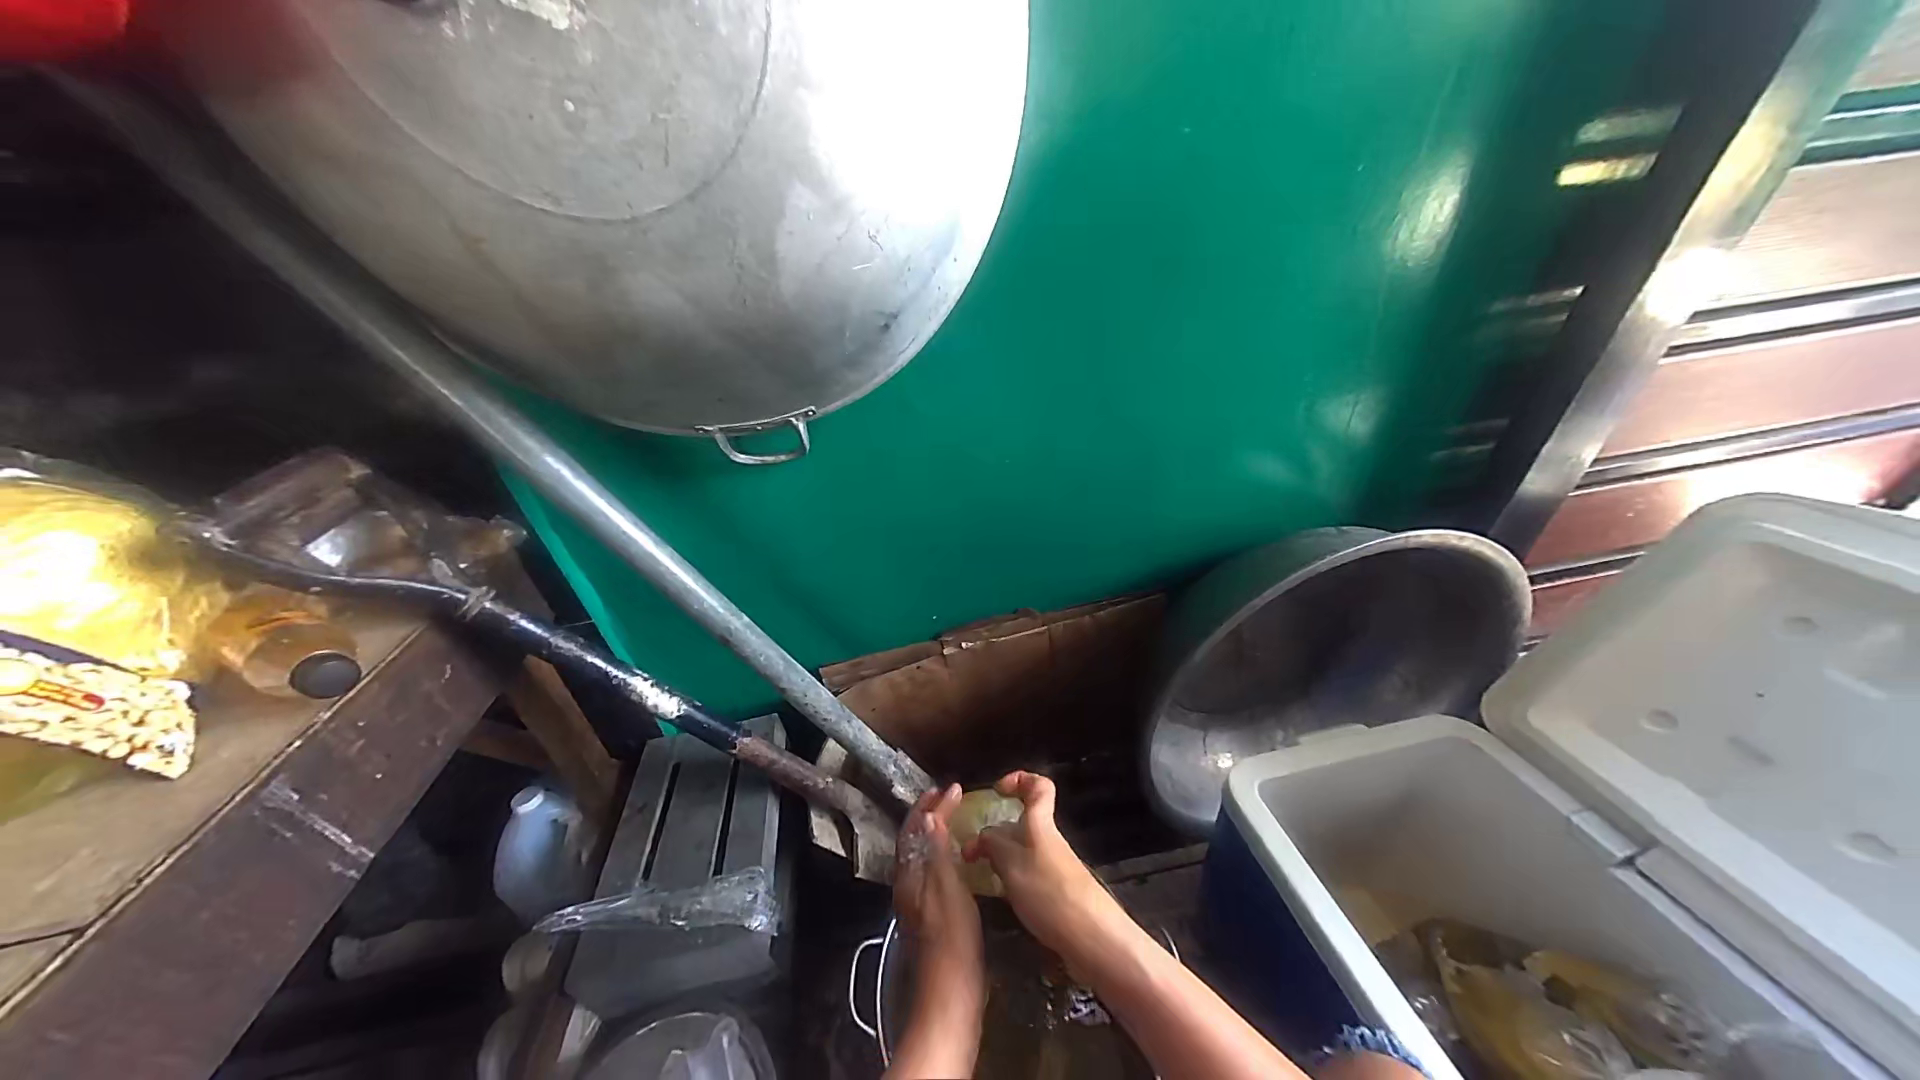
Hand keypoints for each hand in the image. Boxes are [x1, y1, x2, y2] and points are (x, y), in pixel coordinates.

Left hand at [887, 784, 985, 1078]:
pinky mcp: (930, 913)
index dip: (933, 806)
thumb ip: (937, 852)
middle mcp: (907, 884)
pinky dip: (942, 850)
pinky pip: (932, 868)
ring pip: (921, 853)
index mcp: (909, 875)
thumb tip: (929, 815)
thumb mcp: (947, 889)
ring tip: (952, 816)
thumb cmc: (951, 939)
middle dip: (928, 814)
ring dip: (934, 830)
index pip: (915, 829)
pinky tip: (957, 856)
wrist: (950, 994)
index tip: (953, 787)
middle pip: (913, 839)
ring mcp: (917, 900)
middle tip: (947, 795)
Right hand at [963, 771, 1118, 955]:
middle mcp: (1049, 841)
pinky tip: (998, 899)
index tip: (997, 792)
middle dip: (996, 833)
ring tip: (977, 877)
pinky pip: (1027, 876)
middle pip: (1023, 824)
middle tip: (970, 852)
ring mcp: (1055, 868)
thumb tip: (982, 836)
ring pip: (1022, 852)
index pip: (1039, 786)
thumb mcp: (1011, 863)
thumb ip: (992, 844)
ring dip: (999, 859)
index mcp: (1040, 824)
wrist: (1094, 939)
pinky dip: (1010, 881)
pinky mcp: (1057, 894)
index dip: (1019, 779)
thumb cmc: (1050, 892)